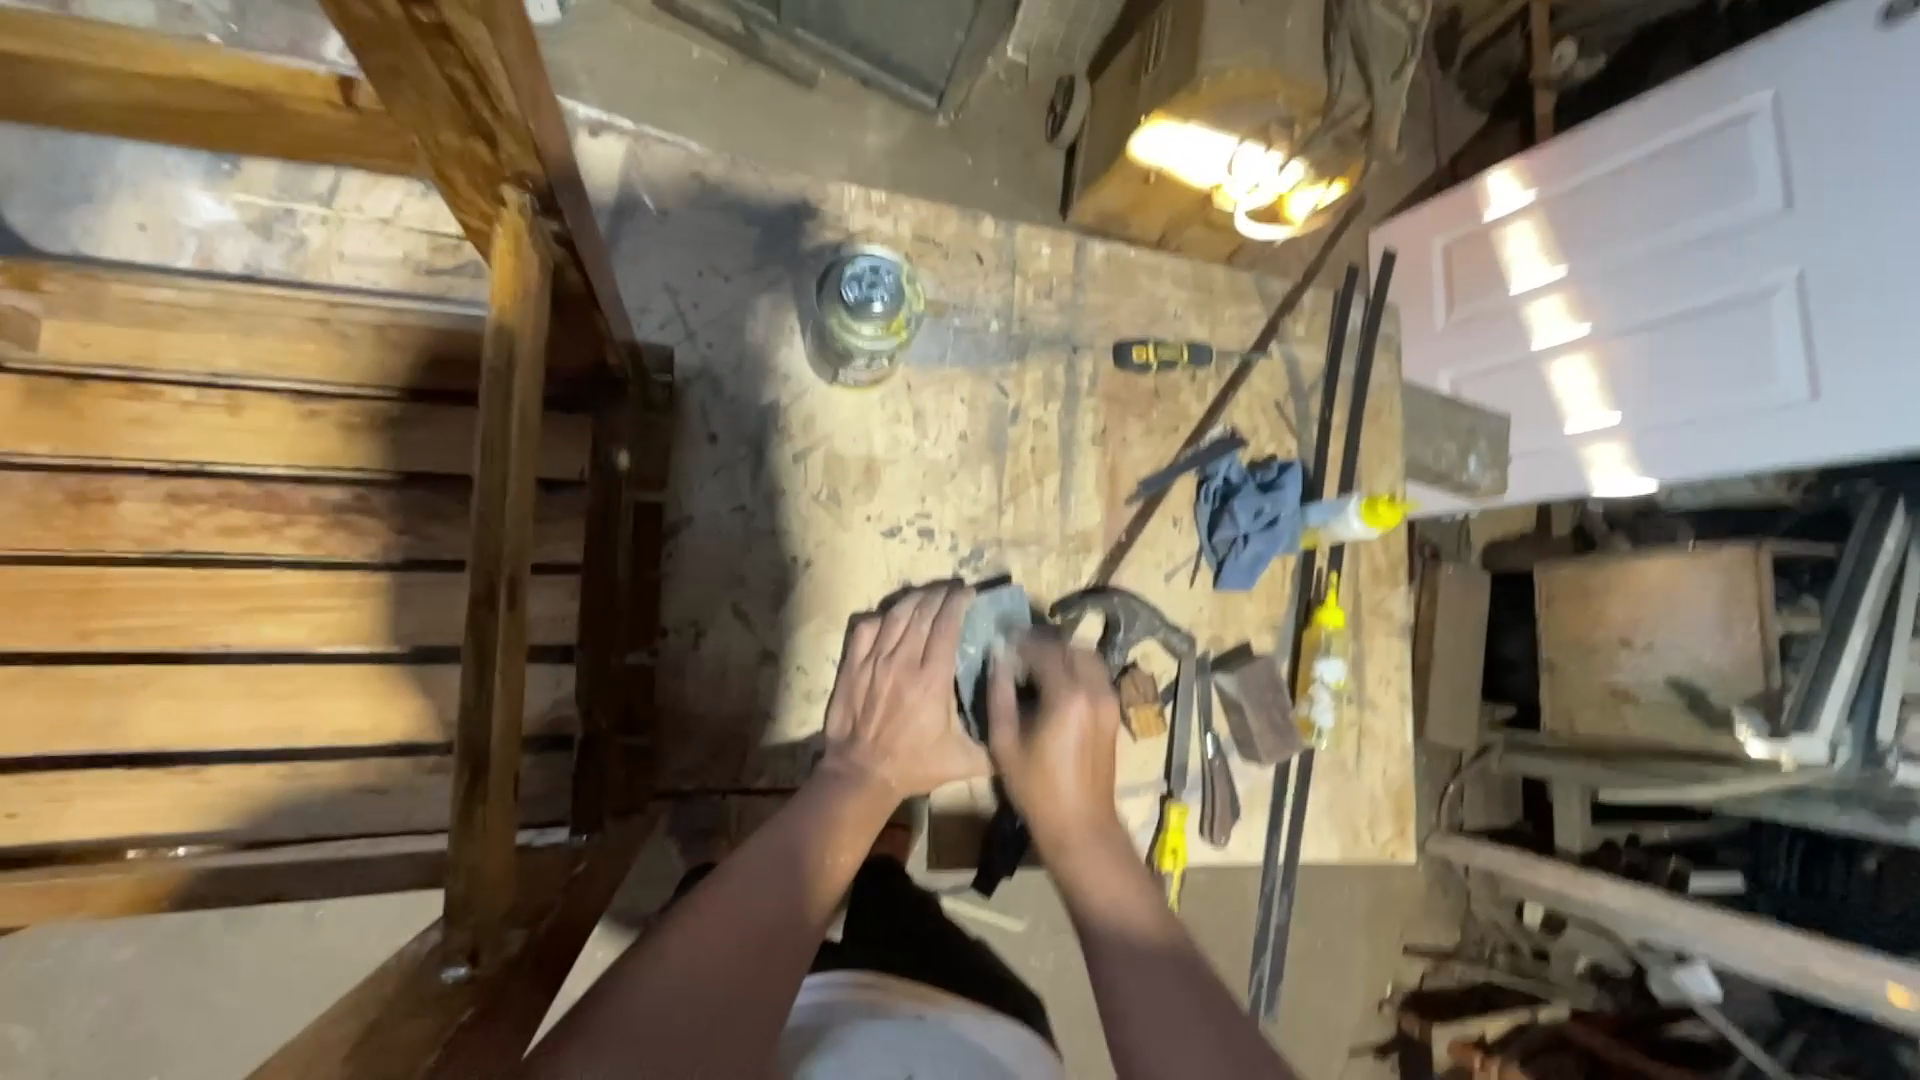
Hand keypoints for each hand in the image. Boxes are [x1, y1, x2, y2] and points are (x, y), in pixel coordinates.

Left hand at [820, 583, 991, 798]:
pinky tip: (892, 616)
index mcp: (932, 678)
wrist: (862, 773)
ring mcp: (874, 661)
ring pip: (896, 615)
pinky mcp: (853, 665)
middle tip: (952, 589)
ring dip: (914, 599)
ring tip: (928, 594)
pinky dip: (882, 617)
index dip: (958, 603)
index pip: (947, 624)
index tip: (969, 593)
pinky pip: (867, 628)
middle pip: (922, 612)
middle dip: (940, 595)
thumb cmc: (914, 765)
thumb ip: (995, 747)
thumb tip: (1020, 733)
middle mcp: (903, 661)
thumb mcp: (963, 762)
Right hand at [985, 634, 1125, 850]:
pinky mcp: (1114, 713)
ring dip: (1063, 654)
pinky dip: (1077, 669)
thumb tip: (998, 660)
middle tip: (1020, 649)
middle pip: (1071, 647)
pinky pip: (1096, 676)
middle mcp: (1094, 691)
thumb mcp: (1005, 742)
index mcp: (1067, 696)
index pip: (1044, 650)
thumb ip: (1000, 694)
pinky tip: (1056, 684)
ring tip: (1037, 664)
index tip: (1003, 639)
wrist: (1081, 824)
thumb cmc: (1036, 789)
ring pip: (1088, 658)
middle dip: (1045, 643)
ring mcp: (1109, 701)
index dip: (1022, 641)